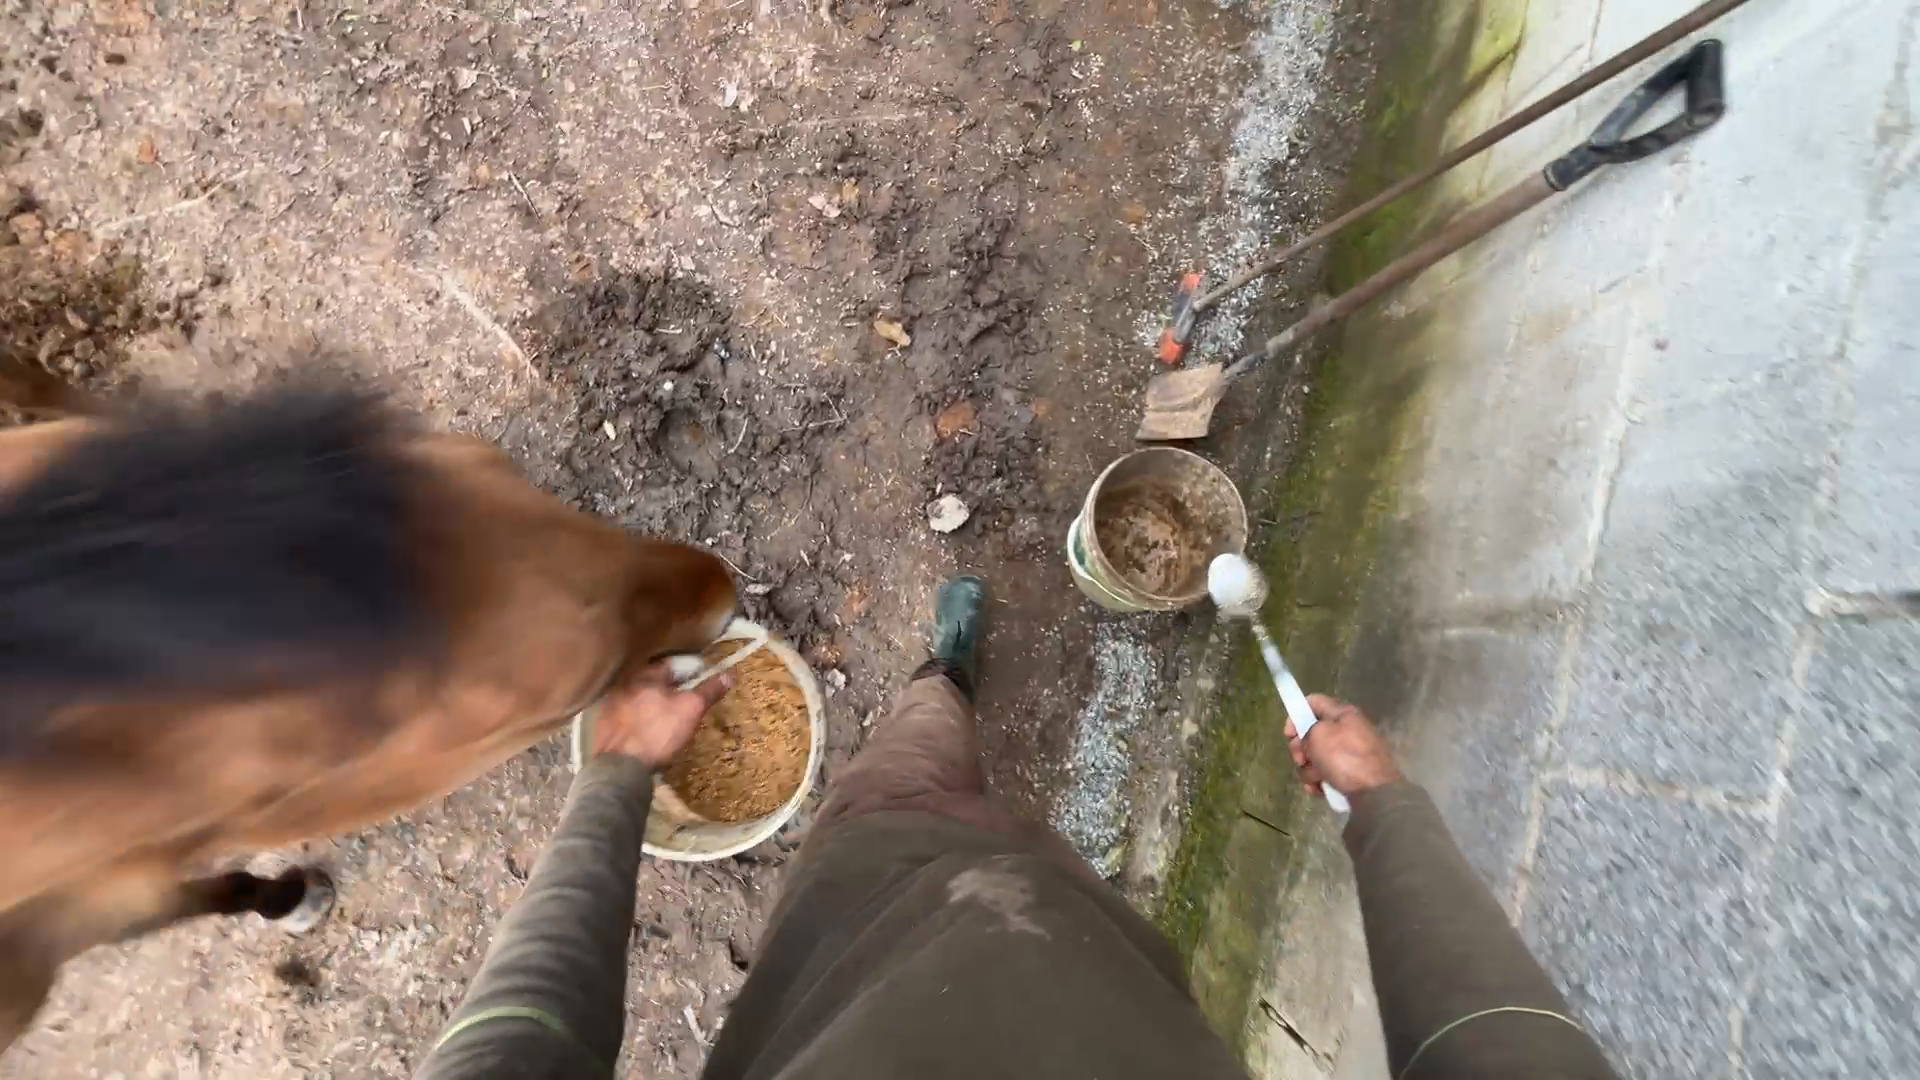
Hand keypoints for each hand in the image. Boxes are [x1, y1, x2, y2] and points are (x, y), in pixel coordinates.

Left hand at [590, 663, 733, 767]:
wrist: (620, 768)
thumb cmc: (659, 732)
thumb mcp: (691, 709)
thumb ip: (709, 690)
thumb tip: (728, 674)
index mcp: (645, 676)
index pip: (671, 664)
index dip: (689, 671)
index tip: (701, 681)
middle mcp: (624, 685)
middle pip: (654, 682)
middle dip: (671, 688)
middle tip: (687, 701)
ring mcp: (610, 706)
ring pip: (640, 699)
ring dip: (654, 704)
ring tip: (669, 718)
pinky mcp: (604, 727)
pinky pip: (628, 716)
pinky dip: (640, 720)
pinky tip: (650, 732)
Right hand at [1286, 694, 1402, 796]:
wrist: (1376, 794)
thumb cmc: (1345, 758)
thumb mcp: (1318, 735)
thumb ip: (1305, 729)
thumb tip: (1308, 739)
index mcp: (1343, 714)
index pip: (1312, 702)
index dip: (1296, 713)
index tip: (1289, 734)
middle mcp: (1348, 730)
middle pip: (1312, 732)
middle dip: (1300, 748)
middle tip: (1300, 760)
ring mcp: (1351, 754)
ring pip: (1317, 756)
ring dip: (1309, 768)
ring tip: (1315, 779)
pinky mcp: (1352, 774)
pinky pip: (1327, 773)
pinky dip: (1319, 780)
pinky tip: (1318, 789)